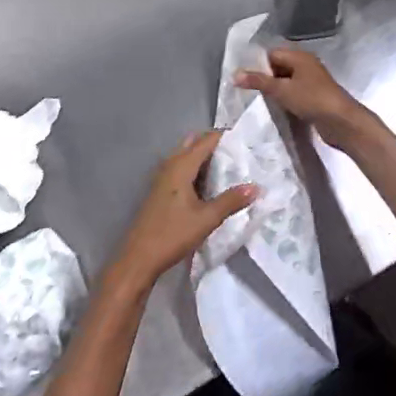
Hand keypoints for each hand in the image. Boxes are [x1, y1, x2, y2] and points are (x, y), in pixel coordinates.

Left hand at [111, 131, 256, 286]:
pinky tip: (209, 186)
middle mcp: (171, 164)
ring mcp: (163, 177)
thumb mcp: (207, 219)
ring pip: (187, 156)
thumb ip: (231, 201)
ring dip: (205, 159)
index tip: (245, 141)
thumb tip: (256, 187)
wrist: (139, 258)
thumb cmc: (173, 234)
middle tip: (238, 154)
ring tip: (229, 168)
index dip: (225, 137)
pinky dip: (196, 170)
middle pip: (195, 143)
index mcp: (181, 165)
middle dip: (215, 145)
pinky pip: (181, 169)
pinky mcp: (161, 189)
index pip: (206, 140)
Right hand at [234, 49, 378, 152]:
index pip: (272, 54)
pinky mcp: (315, 96)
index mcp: (299, 56)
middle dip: (265, 77)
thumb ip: (258, 81)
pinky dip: (286, 98)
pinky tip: (277, 108)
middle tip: (249, 91)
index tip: (244, 78)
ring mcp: (312, 81)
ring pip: (287, 81)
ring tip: (260, 100)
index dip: (258, 64)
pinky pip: (295, 92)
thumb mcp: (282, 90)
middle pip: (279, 66)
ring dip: (276, 90)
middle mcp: (306, 65)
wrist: (342, 122)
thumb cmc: (312, 99)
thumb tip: (234, 74)